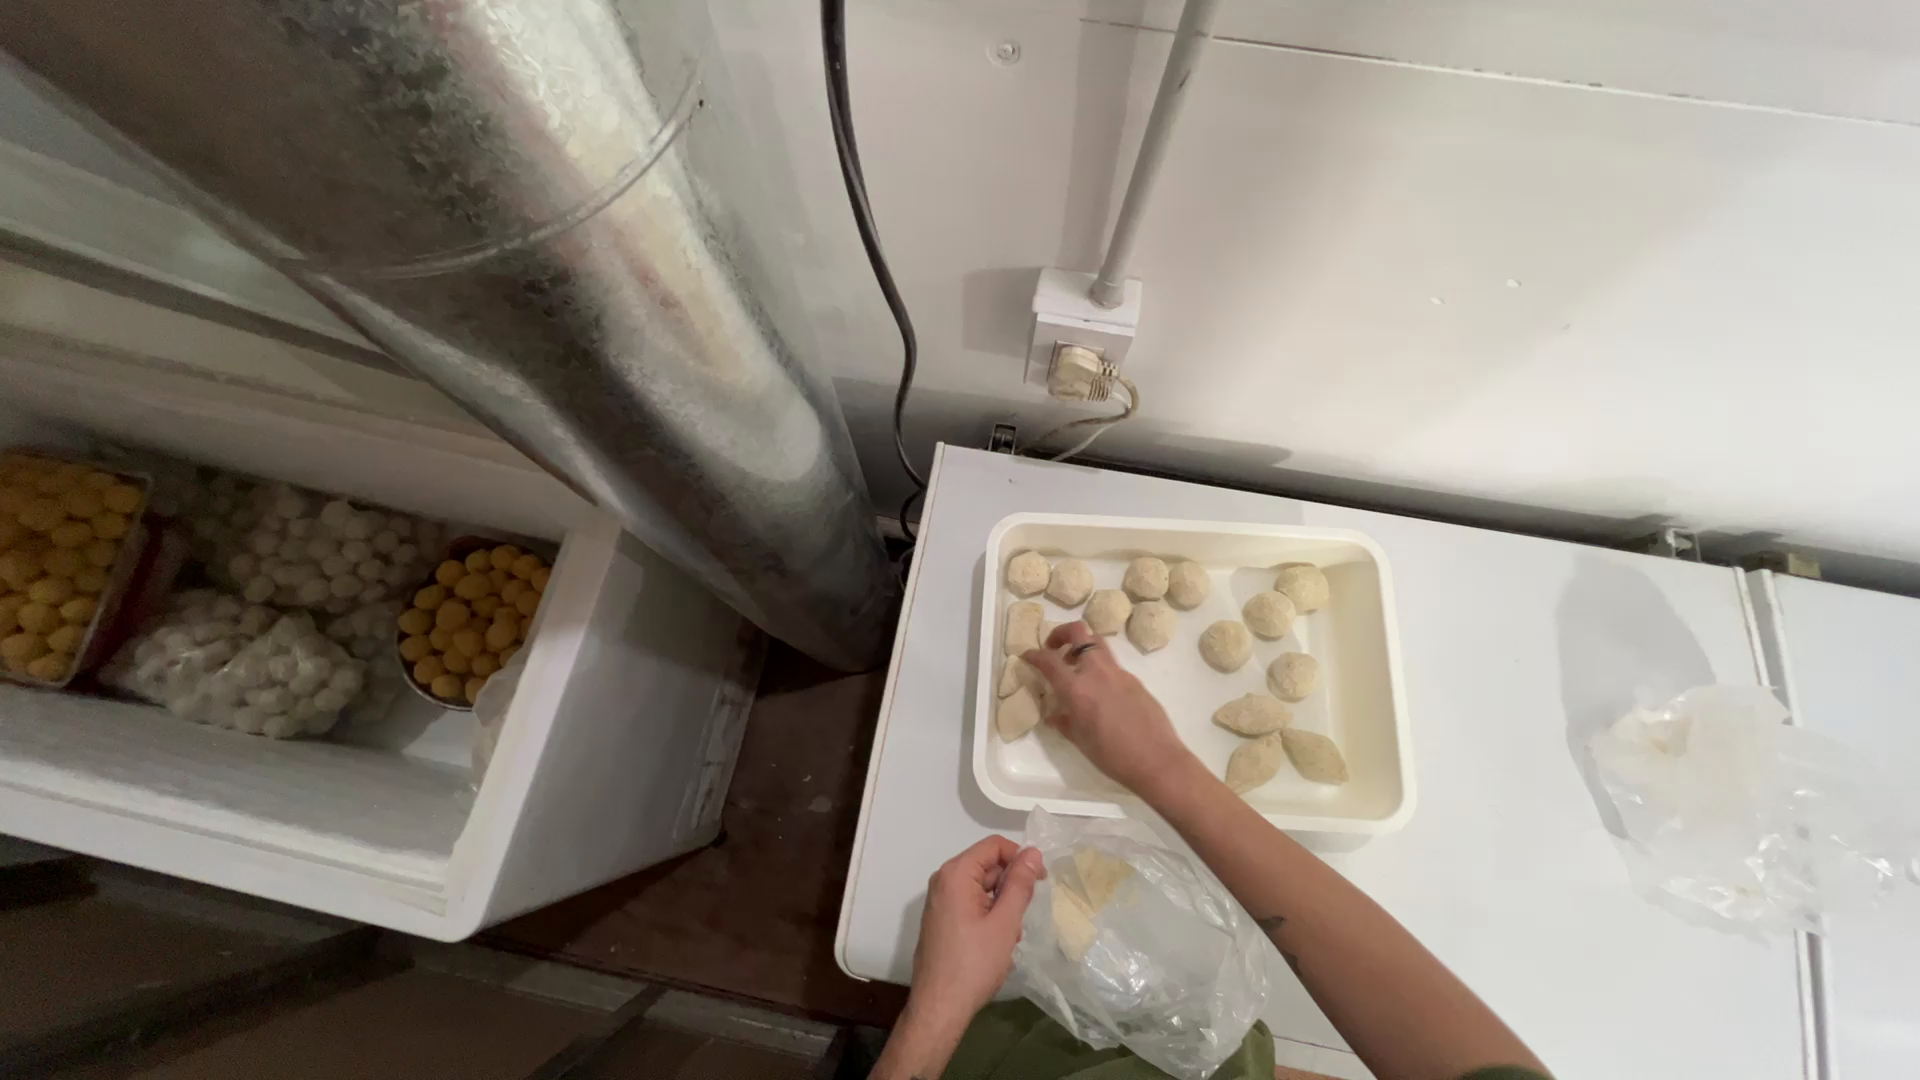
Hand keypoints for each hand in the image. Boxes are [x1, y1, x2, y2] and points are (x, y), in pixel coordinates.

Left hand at [908, 836, 1045, 1025]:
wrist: (939, 1008)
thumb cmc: (974, 964)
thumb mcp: (1005, 922)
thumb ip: (1020, 884)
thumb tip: (1033, 853)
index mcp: (956, 873)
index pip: (993, 846)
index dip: (1020, 858)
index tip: (1040, 880)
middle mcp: (944, 880)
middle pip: (987, 866)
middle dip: (1010, 888)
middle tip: (1022, 919)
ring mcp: (940, 900)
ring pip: (982, 888)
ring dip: (1001, 907)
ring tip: (1008, 938)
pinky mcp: (941, 919)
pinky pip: (971, 904)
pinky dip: (988, 917)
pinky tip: (995, 945)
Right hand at [1024, 622, 1197, 797]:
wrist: (1157, 760)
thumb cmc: (1113, 756)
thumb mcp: (1080, 741)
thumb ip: (1064, 722)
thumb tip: (1054, 715)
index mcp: (1077, 688)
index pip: (1049, 661)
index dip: (1034, 655)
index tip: (1027, 656)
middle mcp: (1097, 672)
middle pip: (1079, 633)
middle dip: (1061, 633)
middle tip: (1054, 648)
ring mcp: (1119, 673)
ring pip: (1098, 644)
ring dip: (1082, 647)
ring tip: (1075, 667)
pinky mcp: (1135, 681)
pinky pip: (1112, 665)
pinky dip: (1099, 668)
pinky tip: (1100, 692)